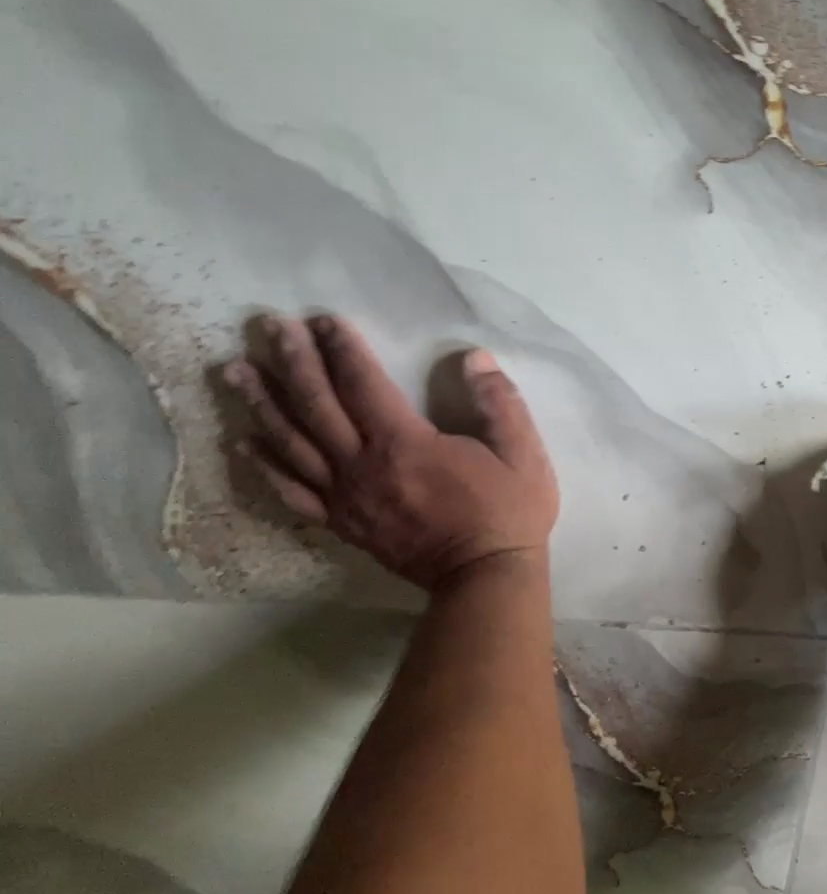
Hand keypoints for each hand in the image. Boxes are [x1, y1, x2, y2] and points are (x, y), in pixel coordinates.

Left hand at [222, 314, 558, 590]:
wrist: (485, 574)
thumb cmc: (508, 511)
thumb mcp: (523, 454)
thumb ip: (500, 404)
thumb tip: (476, 358)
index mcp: (406, 444)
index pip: (364, 385)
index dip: (344, 349)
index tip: (324, 319)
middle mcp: (363, 466)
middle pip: (318, 406)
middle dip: (294, 362)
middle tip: (268, 327)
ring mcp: (346, 497)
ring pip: (293, 444)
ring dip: (263, 404)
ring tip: (236, 371)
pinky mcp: (343, 523)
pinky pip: (292, 491)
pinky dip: (266, 465)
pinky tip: (246, 443)